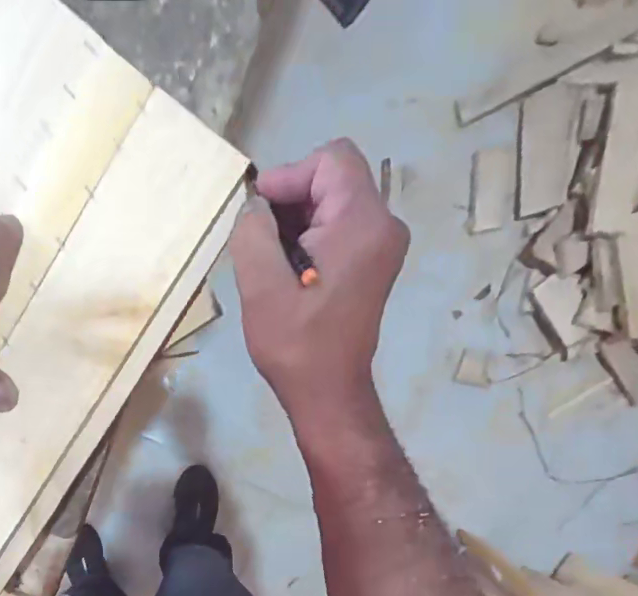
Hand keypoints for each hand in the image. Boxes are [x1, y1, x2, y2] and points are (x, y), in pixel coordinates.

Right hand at [232, 139, 409, 421]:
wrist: (328, 393)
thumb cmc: (296, 343)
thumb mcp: (260, 283)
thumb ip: (253, 228)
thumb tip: (259, 209)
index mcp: (363, 223)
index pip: (331, 160)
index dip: (289, 176)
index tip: (261, 213)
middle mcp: (385, 227)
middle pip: (335, 178)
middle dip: (292, 200)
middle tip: (263, 241)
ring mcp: (384, 247)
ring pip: (336, 203)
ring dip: (299, 222)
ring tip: (274, 261)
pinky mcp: (375, 265)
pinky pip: (342, 228)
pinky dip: (313, 237)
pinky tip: (291, 271)